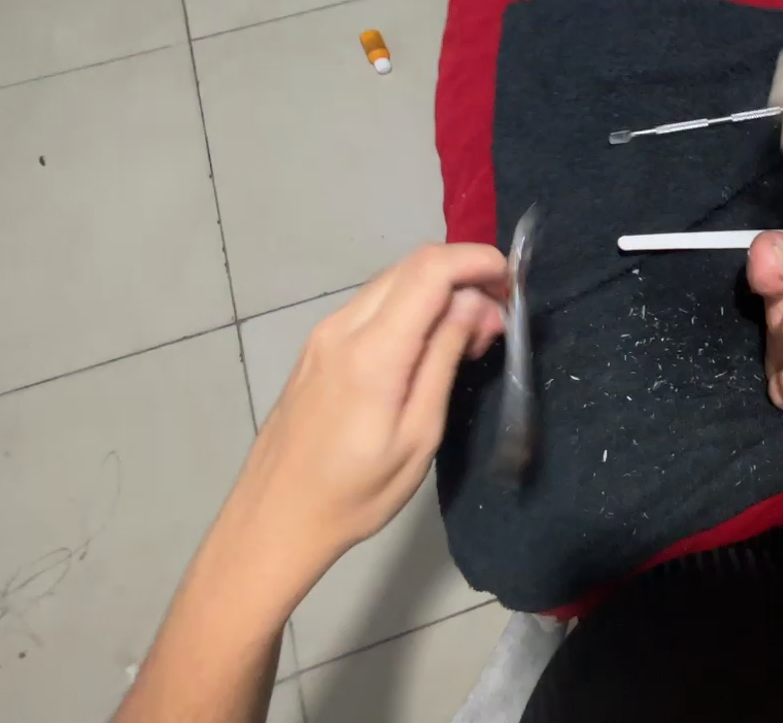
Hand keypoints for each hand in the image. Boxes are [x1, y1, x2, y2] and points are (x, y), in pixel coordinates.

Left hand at [229, 244, 507, 568]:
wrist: (272, 521)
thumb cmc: (355, 492)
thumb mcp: (418, 435)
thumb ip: (444, 359)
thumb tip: (475, 304)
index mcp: (372, 351)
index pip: (431, 270)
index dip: (477, 261)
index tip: (511, 282)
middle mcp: (344, 326)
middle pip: (414, 264)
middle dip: (465, 273)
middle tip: (497, 318)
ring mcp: (326, 331)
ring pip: (396, 278)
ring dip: (442, 288)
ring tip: (471, 334)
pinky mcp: (320, 343)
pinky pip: (377, 300)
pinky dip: (416, 303)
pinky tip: (431, 341)